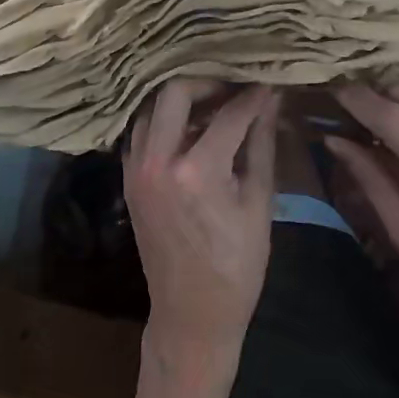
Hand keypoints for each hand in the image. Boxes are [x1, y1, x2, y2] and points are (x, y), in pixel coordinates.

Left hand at [125, 79, 279, 346]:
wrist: (191, 315)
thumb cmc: (237, 264)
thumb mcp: (259, 202)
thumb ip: (261, 143)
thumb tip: (270, 100)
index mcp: (197, 171)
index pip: (229, 112)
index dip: (254, 94)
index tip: (269, 81)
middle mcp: (158, 162)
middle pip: (175, 92)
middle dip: (208, 82)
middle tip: (234, 88)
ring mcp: (136, 171)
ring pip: (152, 108)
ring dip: (183, 100)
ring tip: (214, 106)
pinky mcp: (128, 181)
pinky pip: (142, 132)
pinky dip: (165, 121)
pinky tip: (191, 129)